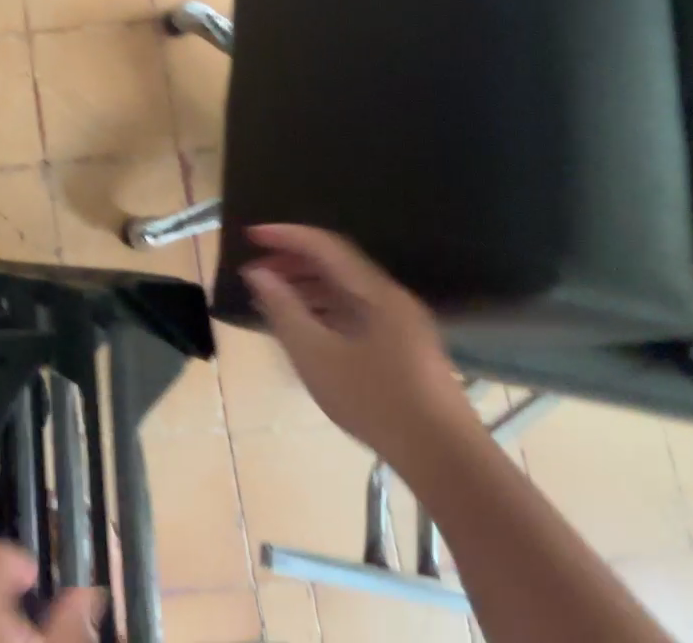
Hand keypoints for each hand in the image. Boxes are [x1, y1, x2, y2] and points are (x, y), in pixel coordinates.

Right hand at [242, 224, 479, 469]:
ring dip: (306, 284)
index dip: (286, 235)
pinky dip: (322, 306)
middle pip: (338, 264)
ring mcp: (400, 324)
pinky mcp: (401, 346)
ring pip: (346, 289)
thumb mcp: (316, 355)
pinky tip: (302, 325)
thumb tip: (257, 273)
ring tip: (270, 296)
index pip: (326, 246)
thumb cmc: (375, 402)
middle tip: (255, 269)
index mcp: (377, 295)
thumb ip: (284, 309)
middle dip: (292, 260)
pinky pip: (354, 310)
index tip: (249, 235)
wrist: (443, 457)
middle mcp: (392, 300)